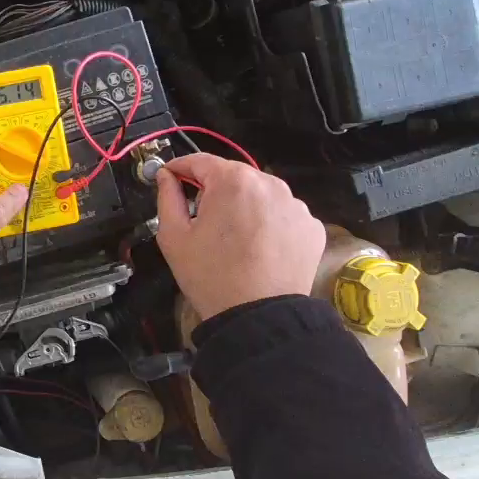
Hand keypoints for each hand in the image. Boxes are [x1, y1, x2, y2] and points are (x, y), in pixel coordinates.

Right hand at [154, 154, 324, 319]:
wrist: (259, 317)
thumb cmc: (210, 276)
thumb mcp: (173, 236)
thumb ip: (167, 197)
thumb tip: (167, 176)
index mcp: (232, 181)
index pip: (200, 161)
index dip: (180, 167)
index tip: (169, 176)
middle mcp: (269, 184)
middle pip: (232, 175)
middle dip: (214, 189)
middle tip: (200, 215)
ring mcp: (295, 205)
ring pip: (259, 193)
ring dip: (243, 204)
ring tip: (232, 234)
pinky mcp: (311, 227)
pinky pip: (282, 214)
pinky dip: (267, 222)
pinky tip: (257, 245)